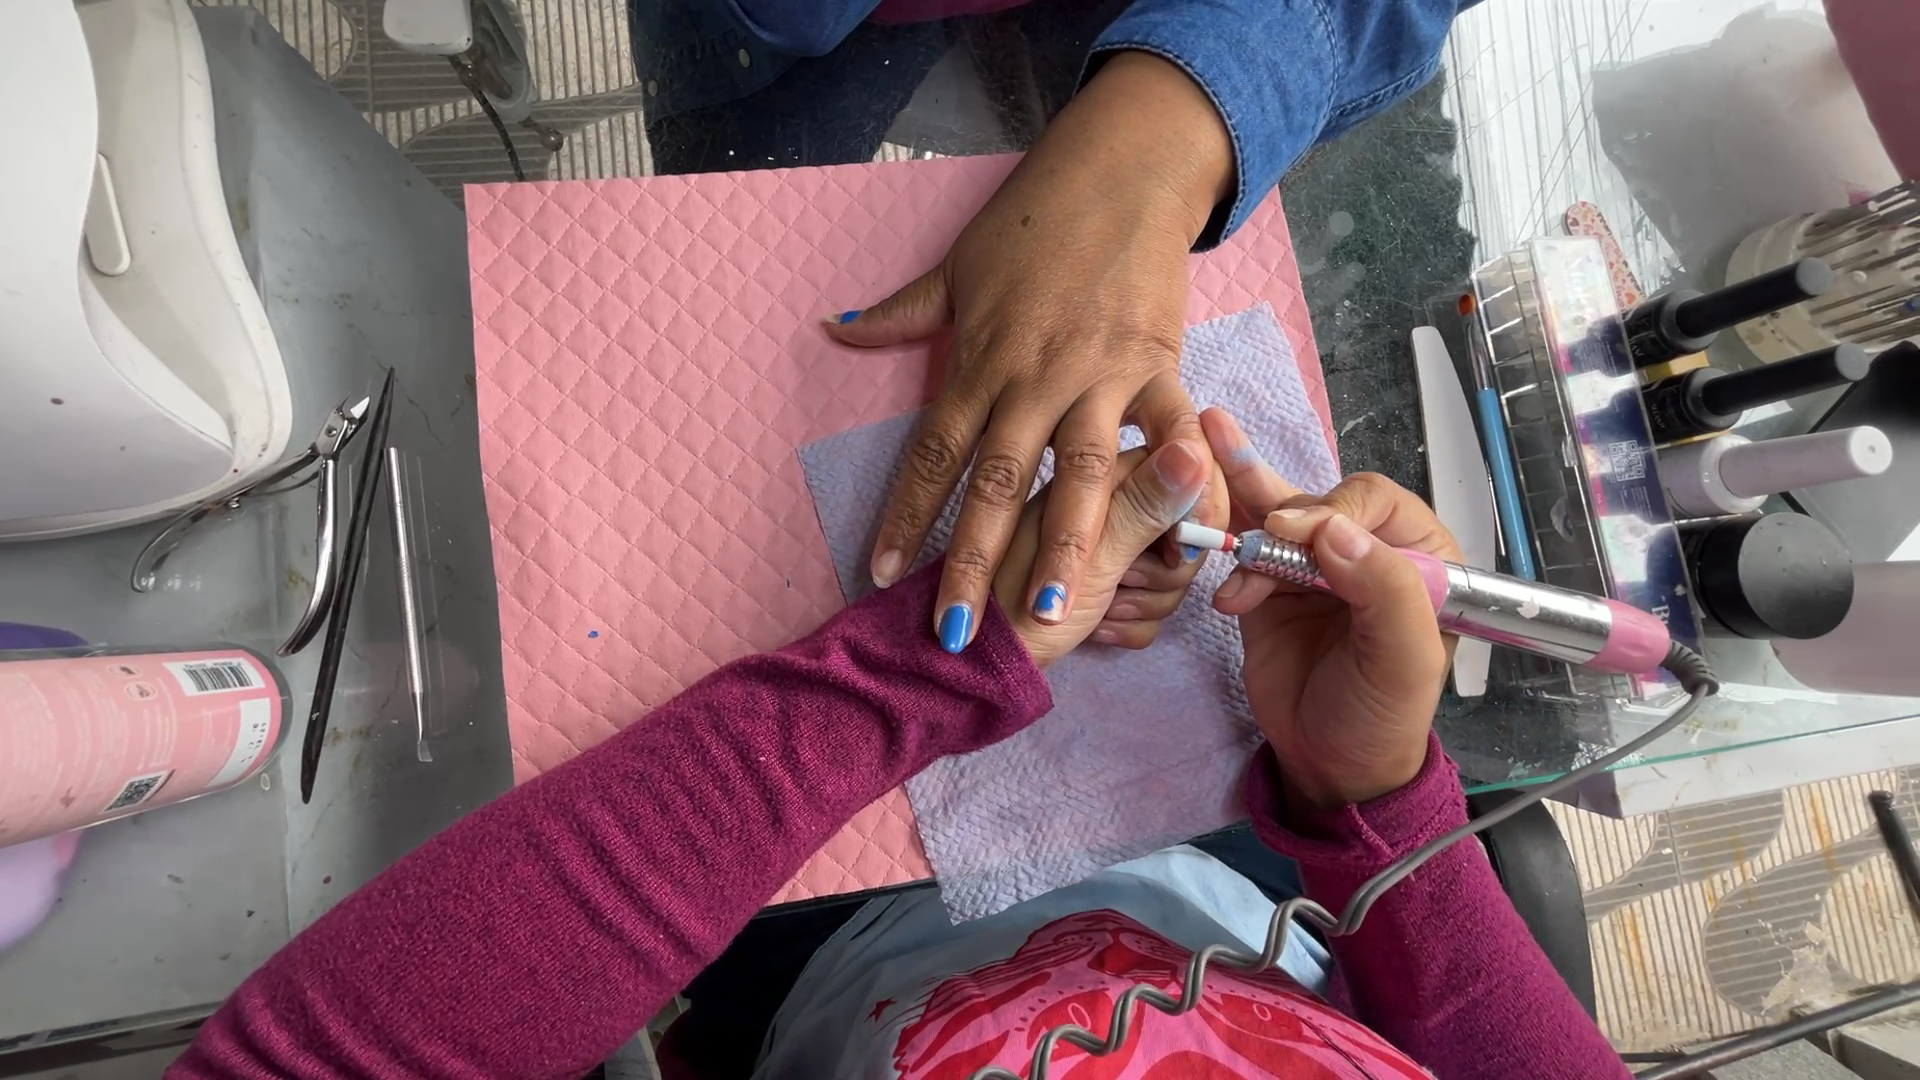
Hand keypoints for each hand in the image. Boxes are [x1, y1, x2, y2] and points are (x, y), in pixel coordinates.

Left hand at [825, 51, 1233, 652]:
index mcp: (980, 365)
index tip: (884, 573)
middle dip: (974, 561)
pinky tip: (1185, 540)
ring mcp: (1098, 380)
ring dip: (1066, 547)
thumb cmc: (1031, 223)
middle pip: (996, 484)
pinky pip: (1170, 434)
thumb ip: (897, 314)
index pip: (932, 454)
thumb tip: (831, 327)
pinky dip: (1182, 482)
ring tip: (1055, 611)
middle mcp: (1032, 383)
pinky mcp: (1158, 369)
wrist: (1119, 171)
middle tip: (957, 632)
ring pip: (1078, 475)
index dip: (906, 516)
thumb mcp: (955, 269)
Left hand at [990, 440, 1213, 666]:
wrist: (979, 660)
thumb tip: (1191, 451)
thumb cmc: (1019, 604)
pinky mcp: (1104, 578)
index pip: (1188, 472)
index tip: (1173, 552)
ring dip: (1142, 602)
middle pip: (1186, 527)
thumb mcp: (1087, 557)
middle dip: (1163, 570)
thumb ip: (1142, 505)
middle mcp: (1105, 498)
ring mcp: (1105, 541)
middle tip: (1121, 584)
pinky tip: (1097, 628)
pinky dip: (1128, 622)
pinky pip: (1150, 600)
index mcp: (1099, 472)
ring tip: (1100, 610)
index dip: (1193, 518)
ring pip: (1171, 569)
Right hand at [1201, 409, 1460, 809]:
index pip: (1371, 503)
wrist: (1327, 761)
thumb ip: (1383, 592)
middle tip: (1238, 521)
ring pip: (1274, 515)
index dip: (1329, 511)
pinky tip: (1215, 550)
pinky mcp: (1269, 586)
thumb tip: (1332, 530)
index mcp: (1416, 557)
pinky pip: (1244, 547)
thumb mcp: (1401, 662)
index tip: (1287, 538)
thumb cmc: (1380, 715)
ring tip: (1206, 441)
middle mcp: (1363, 551)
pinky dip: (1223, 536)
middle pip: (1314, 502)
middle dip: (1275, 510)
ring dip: (1239, 498)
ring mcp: (1311, 567)